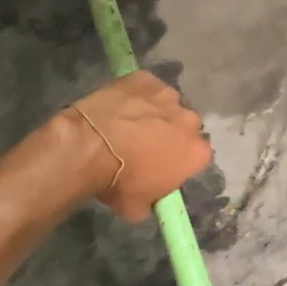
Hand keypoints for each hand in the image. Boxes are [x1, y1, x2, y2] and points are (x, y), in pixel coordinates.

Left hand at [69, 72, 212, 220]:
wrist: (89, 146)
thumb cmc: (118, 182)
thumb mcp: (138, 207)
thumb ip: (153, 199)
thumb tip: (148, 197)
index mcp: (196, 153)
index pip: (197, 156)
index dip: (180, 160)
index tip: (162, 165)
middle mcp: (189, 120)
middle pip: (184, 126)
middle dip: (170, 133)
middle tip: (145, 143)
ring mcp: (168, 94)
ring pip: (166, 103)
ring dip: (154, 112)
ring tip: (129, 121)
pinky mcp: (145, 78)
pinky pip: (145, 87)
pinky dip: (136, 94)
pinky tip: (119, 104)